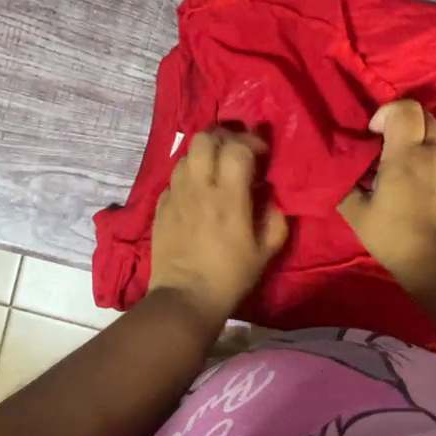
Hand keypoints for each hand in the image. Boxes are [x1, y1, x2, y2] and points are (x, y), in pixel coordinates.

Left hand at [148, 129, 288, 326]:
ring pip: (185, 154)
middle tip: (235, 151)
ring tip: (215, 170)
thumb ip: (275, 217)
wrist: (185, 297)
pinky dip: (188, 176)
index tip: (261, 155)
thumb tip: (271, 195)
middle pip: (203, 138)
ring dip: (203, 155)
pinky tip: (196, 192)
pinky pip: (173, 178)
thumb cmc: (230, 276)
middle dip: (223, 137)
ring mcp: (175, 195)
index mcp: (228, 197)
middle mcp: (198, 188)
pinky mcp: (159, 207)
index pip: (236, 148)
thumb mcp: (266, 250)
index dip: (251, 142)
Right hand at [338, 100, 435, 286]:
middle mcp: (435, 153)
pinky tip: (424, 187)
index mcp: (406, 154)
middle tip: (388, 148)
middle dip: (404, 124)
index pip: (405, 108)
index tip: (374, 134)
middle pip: (425, 116)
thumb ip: (346, 186)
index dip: (387, 113)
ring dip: (421, 142)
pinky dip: (434, 161)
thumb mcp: (358, 214)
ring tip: (406, 168)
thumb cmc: (395, 237)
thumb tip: (340, 172)